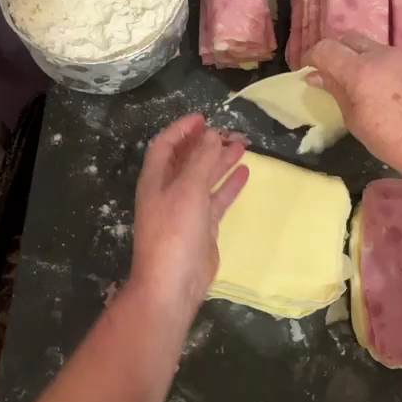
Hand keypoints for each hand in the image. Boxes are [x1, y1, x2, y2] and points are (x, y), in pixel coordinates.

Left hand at [129, 113, 249, 315]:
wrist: (172, 284)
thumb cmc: (174, 232)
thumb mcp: (188, 190)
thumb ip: (201, 161)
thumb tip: (212, 135)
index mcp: (156, 179)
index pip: (166, 144)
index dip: (182, 129)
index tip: (204, 118)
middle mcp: (169, 191)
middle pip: (187, 159)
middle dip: (207, 143)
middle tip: (232, 131)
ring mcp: (186, 210)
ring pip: (204, 177)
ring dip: (221, 160)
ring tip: (243, 145)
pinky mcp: (202, 227)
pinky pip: (216, 198)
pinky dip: (228, 185)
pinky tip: (244, 172)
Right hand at [306, 34, 401, 178]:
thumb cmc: (393, 143)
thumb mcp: (355, 121)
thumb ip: (336, 92)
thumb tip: (316, 76)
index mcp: (361, 71)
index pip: (326, 48)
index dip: (312, 56)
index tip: (308, 69)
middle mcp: (384, 55)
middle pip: (350, 39)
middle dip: (337, 52)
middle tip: (335, 74)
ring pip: (377, 48)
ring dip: (365, 60)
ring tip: (370, 87)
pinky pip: (400, 58)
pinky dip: (390, 68)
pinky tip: (397, 92)